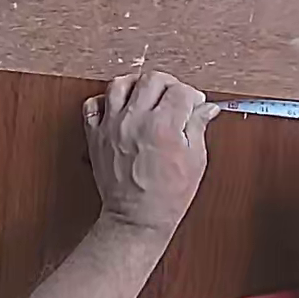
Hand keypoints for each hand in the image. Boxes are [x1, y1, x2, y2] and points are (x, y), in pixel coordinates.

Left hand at [83, 72, 217, 236]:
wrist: (136, 218)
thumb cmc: (166, 196)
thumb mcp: (194, 161)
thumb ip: (198, 128)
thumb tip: (205, 109)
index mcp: (163, 127)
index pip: (180, 91)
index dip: (192, 95)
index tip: (193, 103)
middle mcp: (135, 121)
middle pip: (151, 79)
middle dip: (168, 84)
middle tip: (174, 96)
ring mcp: (112, 126)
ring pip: (120, 83)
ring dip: (136, 84)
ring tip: (146, 95)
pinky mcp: (96, 135)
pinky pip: (92, 105)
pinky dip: (105, 101)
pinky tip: (119, 108)